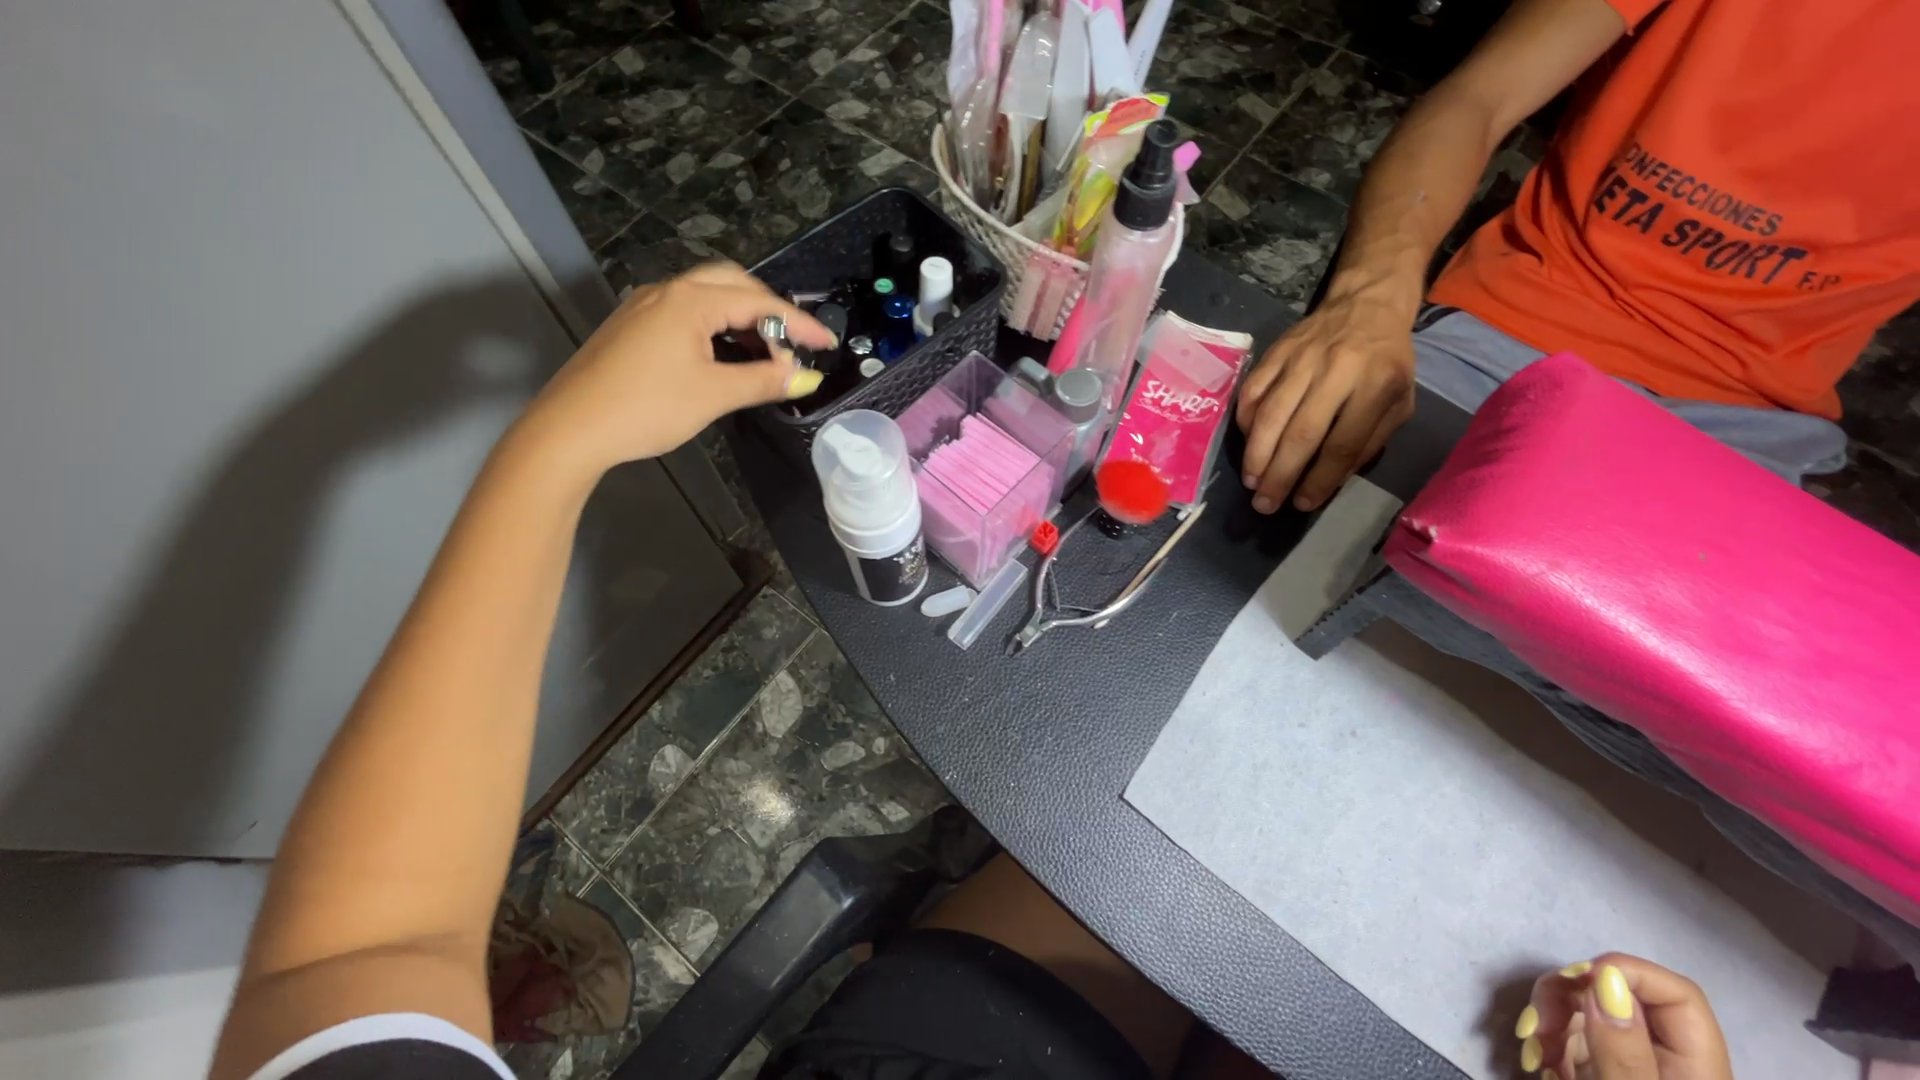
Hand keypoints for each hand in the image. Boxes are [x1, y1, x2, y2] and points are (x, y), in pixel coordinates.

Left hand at [517, 263, 833, 473]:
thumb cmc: (646, 408)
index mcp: (689, 300)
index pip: (758, 303)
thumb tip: (804, 378)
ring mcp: (643, 307)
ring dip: (740, 316)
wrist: (570, 429)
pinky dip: (714, 325)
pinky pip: (684, 313)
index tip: (827, 344)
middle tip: (793, 341)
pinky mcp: (630, 328)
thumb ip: (763, 381)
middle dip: (768, 308)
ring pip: (705, 296)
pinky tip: (722, 355)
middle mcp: (666, 291)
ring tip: (764, 351)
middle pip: (731, 283)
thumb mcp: (713, 395)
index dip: (798, 324)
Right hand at [1234, 289, 1415, 512]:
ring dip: (1257, 455)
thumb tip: (1330, 480)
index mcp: (1376, 385)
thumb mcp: (1399, 402)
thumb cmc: (1387, 362)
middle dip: (1281, 475)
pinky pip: (1252, 392)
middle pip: (1301, 432)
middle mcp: (1336, 371)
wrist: (1365, 305)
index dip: (1320, 479)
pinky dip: (1246, 423)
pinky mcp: (1275, 353)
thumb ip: (1370, 441)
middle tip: (1265, 505)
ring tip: (1252, 482)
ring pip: (1271, 414)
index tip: (1303, 504)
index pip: (1343, 443)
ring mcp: (1301, 360)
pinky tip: (1248, 445)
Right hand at [1515, 954, 1733, 1079]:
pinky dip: (1547, 1040)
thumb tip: (1605, 974)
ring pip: (1587, 1011)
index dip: (1628, 971)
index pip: (1678, 994)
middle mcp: (1665, 1058)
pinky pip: (1572, 1037)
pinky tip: (1537, 1061)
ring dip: (1548, 1019)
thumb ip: (1621, 1049)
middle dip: (1568, 996)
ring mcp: (1630, 1063)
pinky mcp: (1601, 1071)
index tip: (1576, 979)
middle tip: (1537, 1023)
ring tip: (1532, 1051)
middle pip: (1621, 995)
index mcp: (1697, 1069)